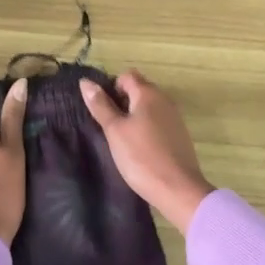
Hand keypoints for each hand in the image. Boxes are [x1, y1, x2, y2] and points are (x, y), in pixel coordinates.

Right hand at [81, 70, 214, 232]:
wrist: (177, 189)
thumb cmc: (141, 157)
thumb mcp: (115, 130)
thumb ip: (101, 105)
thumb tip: (85, 82)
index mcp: (148, 93)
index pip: (127, 76)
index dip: (111, 87)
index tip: (102, 109)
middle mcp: (164, 100)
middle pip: (139, 90)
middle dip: (121, 102)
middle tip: (108, 125)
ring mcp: (174, 117)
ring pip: (148, 107)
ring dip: (133, 117)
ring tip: (121, 139)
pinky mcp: (179, 135)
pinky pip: (157, 122)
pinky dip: (146, 128)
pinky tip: (139, 148)